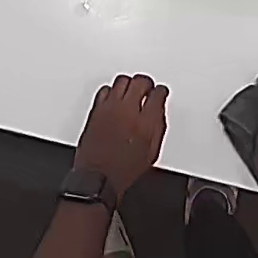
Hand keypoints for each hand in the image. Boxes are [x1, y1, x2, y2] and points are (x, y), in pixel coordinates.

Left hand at [74, 74, 169, 195]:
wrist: (98, 176)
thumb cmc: (123, 170)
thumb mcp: (151, 153)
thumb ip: (158, 128)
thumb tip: (159, 112)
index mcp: (146, 123)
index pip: (157, 94)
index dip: (160, 91)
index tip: (160, 92)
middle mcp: (128, 111)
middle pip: (139, 82)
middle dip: (146, 83)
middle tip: (147, 88)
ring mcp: (110, 108)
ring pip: (121, 81)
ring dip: (129, 84)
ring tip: (131, 91)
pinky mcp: (96, 109)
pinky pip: (105, 90)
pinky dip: (111, 91)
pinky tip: (115, 98)